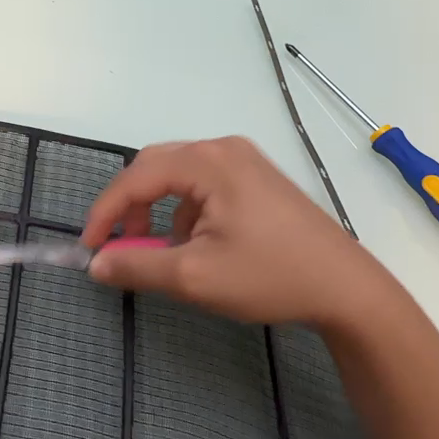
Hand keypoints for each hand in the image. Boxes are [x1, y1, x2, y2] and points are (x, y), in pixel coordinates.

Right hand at [79, 136, 390, 326]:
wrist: (348, 289)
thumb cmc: (269, 276)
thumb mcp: (194, 277)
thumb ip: (136, 266)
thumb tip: (95, 264)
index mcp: (206, 162)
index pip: (135, 177)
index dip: (105, 212)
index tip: (89, 246)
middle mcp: (223, 149)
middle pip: (154, 166)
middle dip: (130, 206)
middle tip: (122, 245)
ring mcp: (244, 160)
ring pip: (178, 174)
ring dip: (158, 208)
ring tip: (161, 250)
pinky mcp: (258, 177)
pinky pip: (203, 183)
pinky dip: (185, 208)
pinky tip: (196, 242)